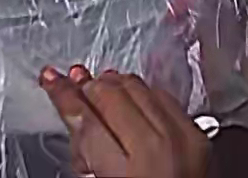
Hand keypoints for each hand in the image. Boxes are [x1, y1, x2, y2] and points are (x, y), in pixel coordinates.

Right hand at [40, 66, 210, 177]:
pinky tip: (130, 96)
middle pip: (109, 95)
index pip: (86, 121)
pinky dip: (142, 92)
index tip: (51, 78)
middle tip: (74, 82)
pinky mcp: (196, 134)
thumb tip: (74, 114)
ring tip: (99, 86)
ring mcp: (180, 139)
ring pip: (135, 86)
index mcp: (126, 176)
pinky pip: (161, 95)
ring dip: (113, 84)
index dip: (63, 95)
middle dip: (87, 86)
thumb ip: (86, 156)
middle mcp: (155, 151)